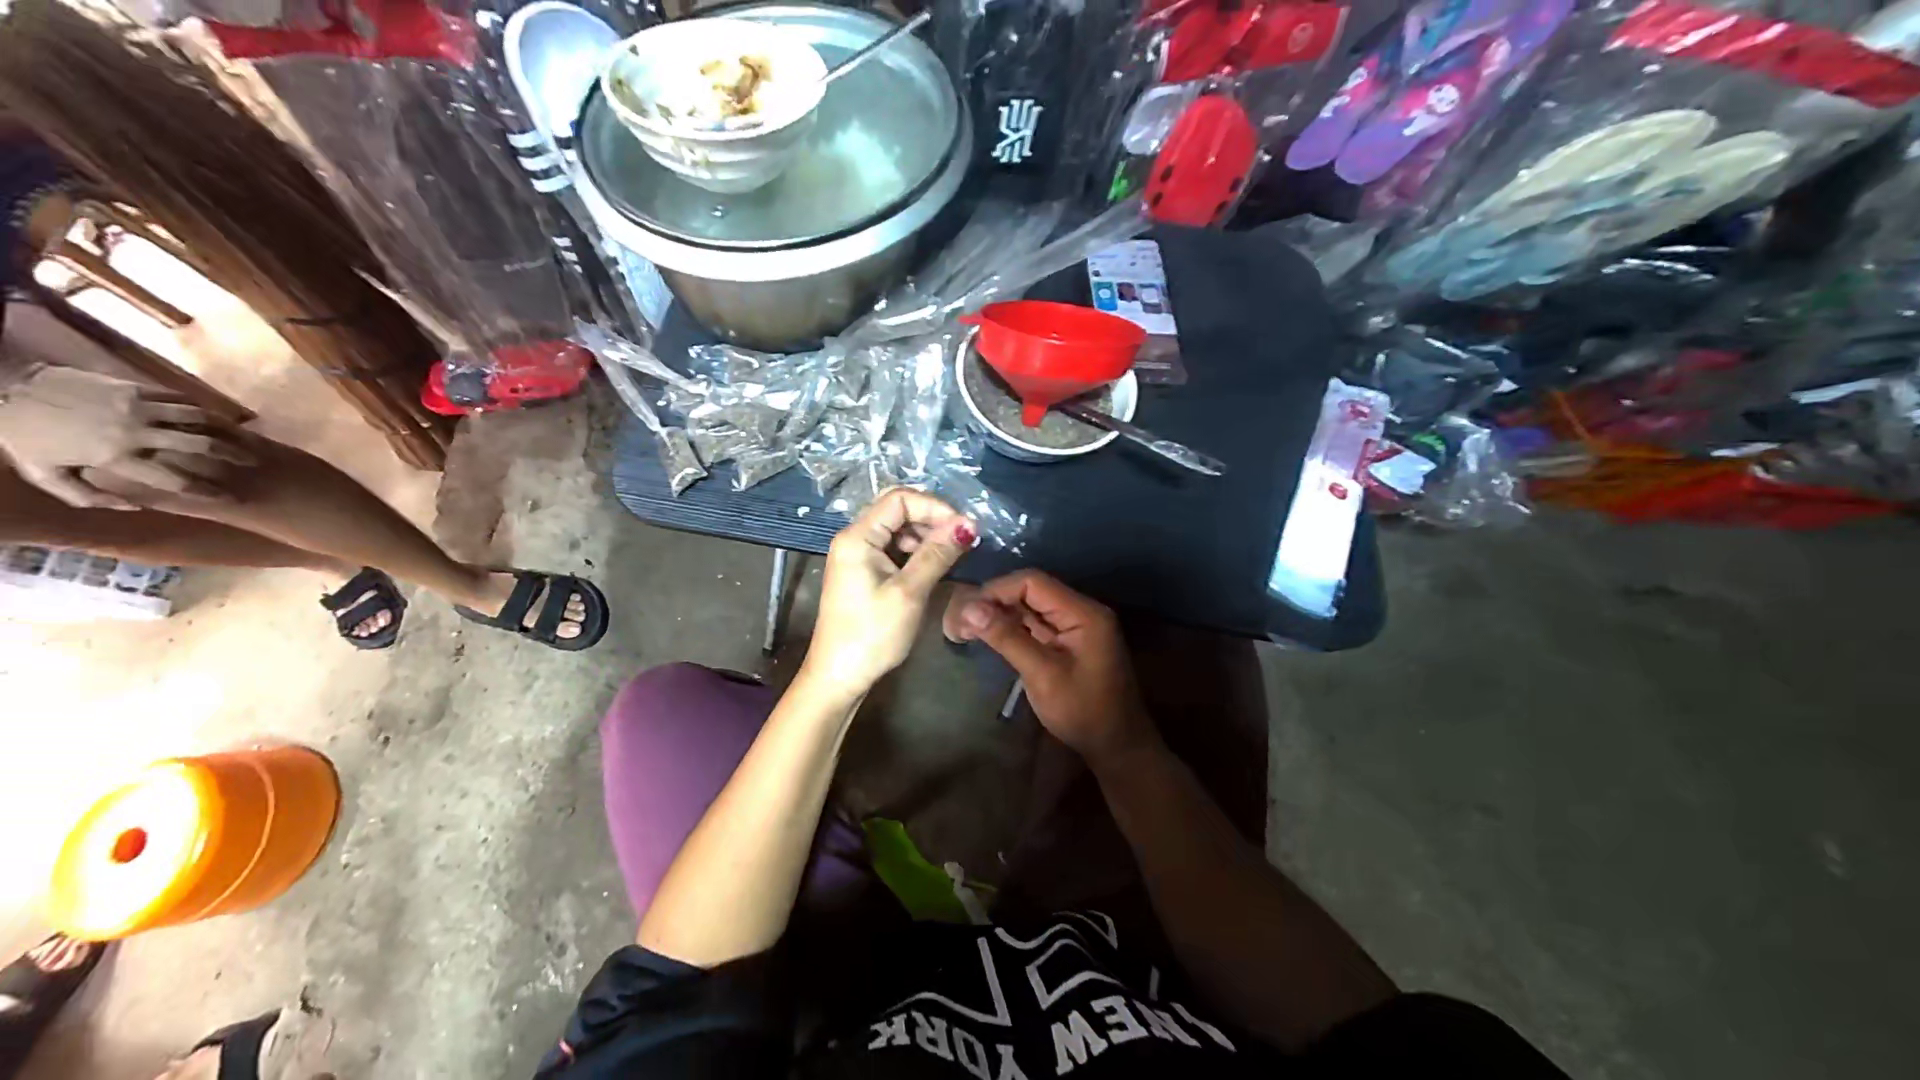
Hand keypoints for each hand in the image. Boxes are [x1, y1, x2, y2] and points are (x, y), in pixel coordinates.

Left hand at [0, 366, 251, 507]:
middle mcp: (136, 432)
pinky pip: (178, 399)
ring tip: (239, 437)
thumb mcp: (44, 474)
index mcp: (116, 457)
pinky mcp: (134, 389)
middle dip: (231, 454)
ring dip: (223, 429)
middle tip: (250, 461)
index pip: (174, 479)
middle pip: (200, 444)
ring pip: (197, 418)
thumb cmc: (23, 436)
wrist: (2, 389)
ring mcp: (137, 407)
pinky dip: (198, 408)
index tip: (227, 497)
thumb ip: (86, 496)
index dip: (205, 490)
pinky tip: (209, 416)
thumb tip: (134, 505)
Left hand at [802, 488, 977, 697]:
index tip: (964, 528)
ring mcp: (857, 556)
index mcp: (857, 537)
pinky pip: (892, 548)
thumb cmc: (872, 635)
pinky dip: (915, 552)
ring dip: (925, 536)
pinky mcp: (863, 573)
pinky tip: (932, 566)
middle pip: (897, 510)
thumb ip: (937, 554)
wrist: (839, 676)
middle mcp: (853, 539)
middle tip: (961, 540)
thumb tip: (968, 524)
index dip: (935, 507)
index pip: (900, 499)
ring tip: (951, 555)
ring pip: (896, 529)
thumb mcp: (909, 592)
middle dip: (931, 519)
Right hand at [944, 570, 1157, 766]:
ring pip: (1031, 607)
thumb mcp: (1042, 675)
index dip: (997, 590)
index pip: (1033, 583)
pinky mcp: (1069, 642)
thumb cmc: (1083, 711)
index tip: (967, 610)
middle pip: (1032, 591)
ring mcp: (1076, 627)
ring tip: (968, 628)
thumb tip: (969, 608)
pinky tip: (990, 636)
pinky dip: (1013, 628)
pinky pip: (1037, 624)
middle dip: (995, 601)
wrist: (1117, 746)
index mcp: (1083, 613)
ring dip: (1001, 614)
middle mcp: (1081, 611)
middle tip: (961, 621)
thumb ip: (1007, 638)